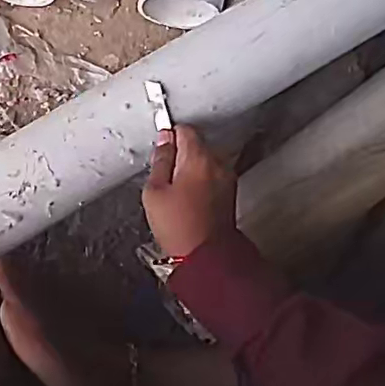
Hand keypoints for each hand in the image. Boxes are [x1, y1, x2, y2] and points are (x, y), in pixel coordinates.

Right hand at [143, 125, 234, 257]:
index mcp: (198, 158)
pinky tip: (187, 198)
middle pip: (196, 144)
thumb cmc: (179, 226)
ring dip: (190, 167)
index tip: (159, 146)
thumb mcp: (155, 191)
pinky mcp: (229, 191)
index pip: (184, 130)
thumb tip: (163, 142)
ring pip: (204, 160)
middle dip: (179, 153)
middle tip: (163, 174)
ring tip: (174, 190)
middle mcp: (217, 163)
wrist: (206, 255)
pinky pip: (211, 175)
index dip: (169, 136)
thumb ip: (159, 161)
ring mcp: (226, 177)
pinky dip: (199, 180)